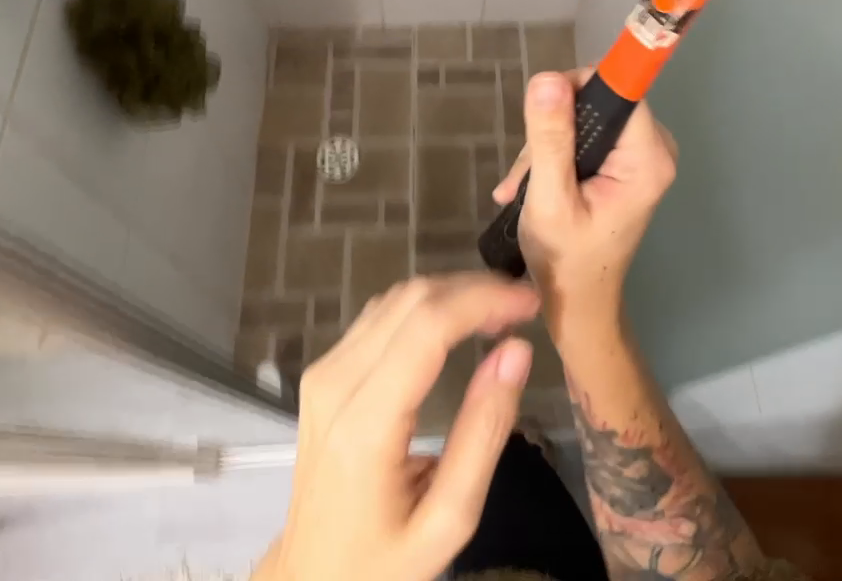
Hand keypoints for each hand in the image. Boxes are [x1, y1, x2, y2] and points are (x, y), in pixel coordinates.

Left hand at [255, 273, 539, 580]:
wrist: (312, 576)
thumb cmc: (384, 559)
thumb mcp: (449, 518)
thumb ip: (484, 433)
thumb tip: (516, 352)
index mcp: (365, 423)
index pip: (427, 326)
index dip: (483, 299)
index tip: (529, 301)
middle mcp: (336, 383)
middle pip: (410, 301)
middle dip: (473, 289)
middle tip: (522, 304)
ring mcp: (323, 373)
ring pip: (394, 299)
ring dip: (451, 292)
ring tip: (501, 309)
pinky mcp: (324, 372)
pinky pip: (380, 317)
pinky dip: (426, 306)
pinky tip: (459, 319)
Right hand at [494, 70, 676, 330]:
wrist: (577, 303)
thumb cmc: (565, 260)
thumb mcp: (549, 200)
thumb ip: (550, 140)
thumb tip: (548, 78)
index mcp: (647, 159)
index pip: (618, 89)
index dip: (576, 90)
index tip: (541, 117)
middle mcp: (654, 151)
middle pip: (599, 101)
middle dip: (553, 126)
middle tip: (526, 171)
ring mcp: (640, 157)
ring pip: (586, 118)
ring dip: (547, 145)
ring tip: (523, 186)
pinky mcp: (625, 165)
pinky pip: (587, 135)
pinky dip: (555, 154)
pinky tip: (529, 185)